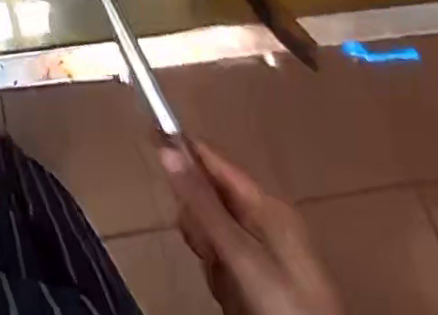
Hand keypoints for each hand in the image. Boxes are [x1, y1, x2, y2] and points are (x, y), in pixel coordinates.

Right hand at [159, 140, 342, 314]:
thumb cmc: (284, 305)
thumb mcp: (239, 253)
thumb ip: (202, 204)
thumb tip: (167, 150)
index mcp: (266, 205)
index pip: (217, 163)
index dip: (186, 150)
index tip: (153, 140)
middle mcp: (265, 221)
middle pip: (211, 200)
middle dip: (199, 224)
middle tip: (205, 251)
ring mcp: (264, 251)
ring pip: (213, 234)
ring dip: (209, 256)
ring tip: (227, 285)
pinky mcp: (261, 278)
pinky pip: (224, 262)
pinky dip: (220, 278)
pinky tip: (233, 300)